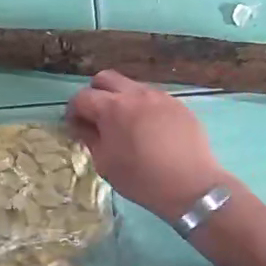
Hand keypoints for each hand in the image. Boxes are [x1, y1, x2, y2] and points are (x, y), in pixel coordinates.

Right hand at [65, 70, 231, 221]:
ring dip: (121, 99)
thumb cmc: (141, 178)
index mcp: (112, 108)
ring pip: (131, 86)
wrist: (192, 187)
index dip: (74, 111)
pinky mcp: (179, 105)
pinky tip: (149, 131)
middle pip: (105, 78)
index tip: (76, 126)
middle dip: (95, 94)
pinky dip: (143, 108)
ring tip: (126, 125)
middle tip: (97, 118)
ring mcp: (160, 97)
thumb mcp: (104, 163)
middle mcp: (135, 94)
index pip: (82, 97)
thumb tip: (81, 125)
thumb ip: (89, 138)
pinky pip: (153, 98)